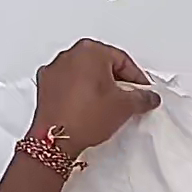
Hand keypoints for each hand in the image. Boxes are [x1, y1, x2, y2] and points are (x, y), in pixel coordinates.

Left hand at [30, 39, 159, 157]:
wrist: (55, 140)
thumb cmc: (85, 116)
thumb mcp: (125, 106)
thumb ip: (142, 97)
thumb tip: (148, 97)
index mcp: (90, 51)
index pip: (122, 60)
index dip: (136, 77)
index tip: (142, 89)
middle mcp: (69, 55)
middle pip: (102, 63)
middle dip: (116, 80)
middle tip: (127, 96)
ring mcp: (53, 70)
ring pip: (83, 73)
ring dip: (97, 86)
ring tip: (107, 105)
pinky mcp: (44, 86)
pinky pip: (68, 84)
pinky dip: (79, 92)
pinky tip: (88, 108)